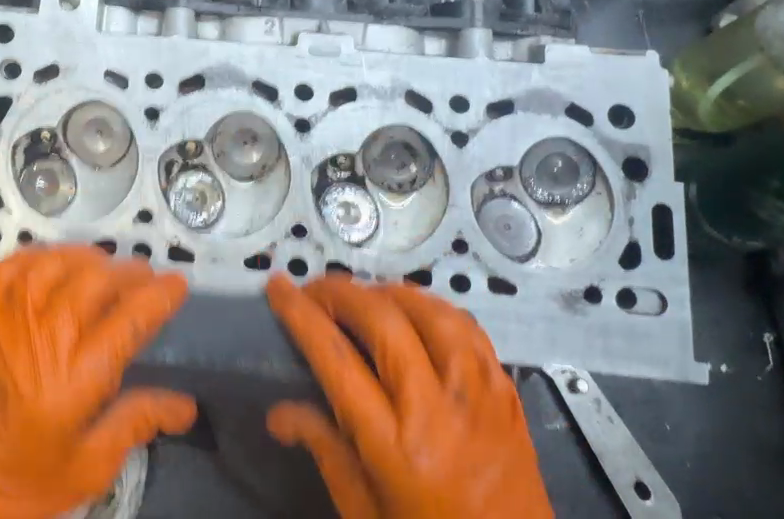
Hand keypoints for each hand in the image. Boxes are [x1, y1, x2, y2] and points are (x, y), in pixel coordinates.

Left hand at [0, 245, 195, 518]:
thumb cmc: (27, 480)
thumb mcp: (92, 466)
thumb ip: (138, 422)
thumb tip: (186, 406)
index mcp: (75, 377)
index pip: (129, 319)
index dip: (159, 296)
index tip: (178, 285)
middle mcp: (42, 336)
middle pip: (95, 281)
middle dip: (129, 272)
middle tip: (145, 277)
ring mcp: (6, 318)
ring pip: (56, 263)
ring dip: (87, 257)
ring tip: (106, 266)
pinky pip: (13, 265)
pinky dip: (40, 255)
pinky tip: (56, 263)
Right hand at [265, 274, 551, 518]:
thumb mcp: (364, 510)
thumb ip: (325, 450)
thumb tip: (278, 413)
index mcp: (395, 444)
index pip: (336, 358)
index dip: (300, 314)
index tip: (278, 288)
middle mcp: (438, 408)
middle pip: (382, 321)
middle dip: (340, 293)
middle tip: (314, 292)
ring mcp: (479, 395)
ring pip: (429, 311)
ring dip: (388, 292)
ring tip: (362, 297)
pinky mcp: (506, 392)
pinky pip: (467, 328)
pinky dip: (432, 308)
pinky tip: (414, 312)